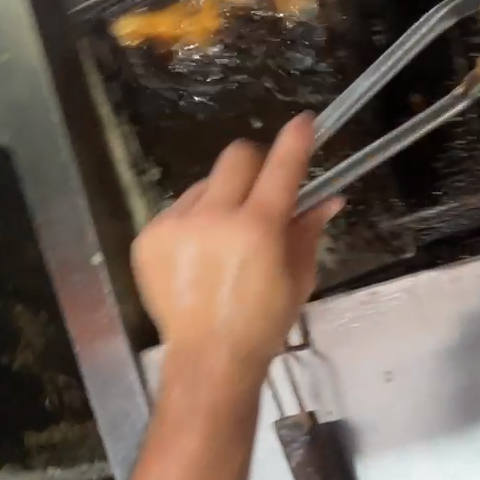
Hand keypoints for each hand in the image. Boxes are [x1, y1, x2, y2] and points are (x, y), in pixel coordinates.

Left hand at [131, 114, 342, 366]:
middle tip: (263, 190)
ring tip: (229, 240)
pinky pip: (180, 210)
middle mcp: (215, 216)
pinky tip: (203, 256)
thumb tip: (329, 200)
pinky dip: (197, 223)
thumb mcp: (298, 279)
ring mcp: (177, 223)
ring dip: (224, 198)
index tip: (305, 123)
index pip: (282, 168)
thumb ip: (309, 232)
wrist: (211, 356)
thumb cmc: (265, 323)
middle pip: (236, 156)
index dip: (297, 142)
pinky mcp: (150, 235)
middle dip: (255, 165)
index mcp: (258, 228)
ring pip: (206, 184)